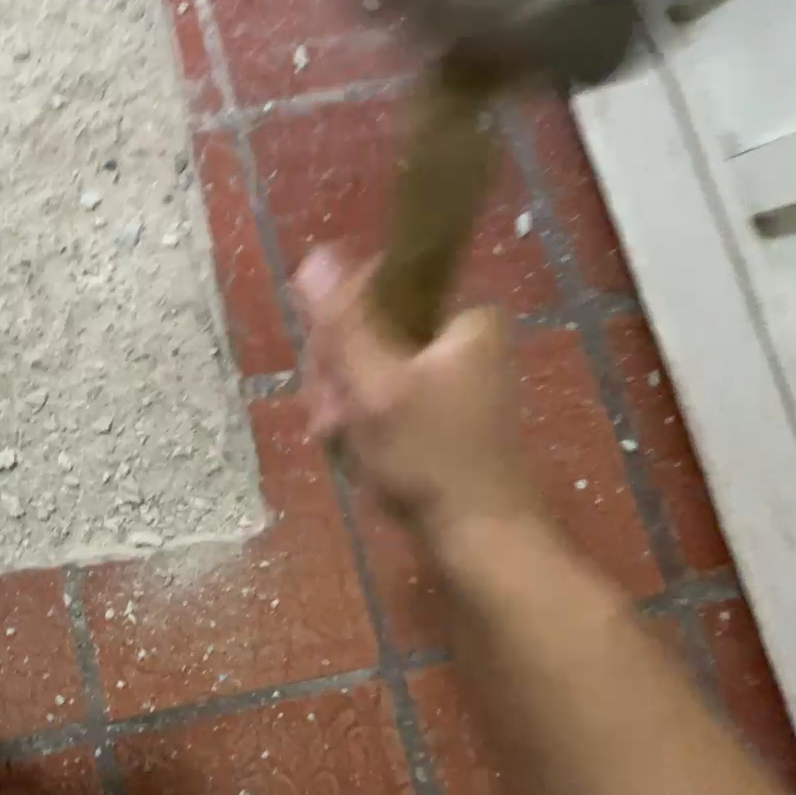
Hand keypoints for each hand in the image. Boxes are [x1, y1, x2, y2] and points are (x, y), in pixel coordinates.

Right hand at [292, 245, 538, 538]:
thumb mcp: (375, 383)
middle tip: (336, 418)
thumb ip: (342, 321)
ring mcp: (453, 379)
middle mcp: (462, 342)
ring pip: (367, 371)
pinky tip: (356, 448)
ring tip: (344, 439)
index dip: (338, 335)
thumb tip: (316, 256)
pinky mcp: (444, 413)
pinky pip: (383, 399)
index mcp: (463, 321)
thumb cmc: (428, 458)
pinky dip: (363, 422)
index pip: (372, 296)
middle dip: (339, 379)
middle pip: (366, 336)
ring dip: (344, 404)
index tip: (332, 378)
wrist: (479, 539)